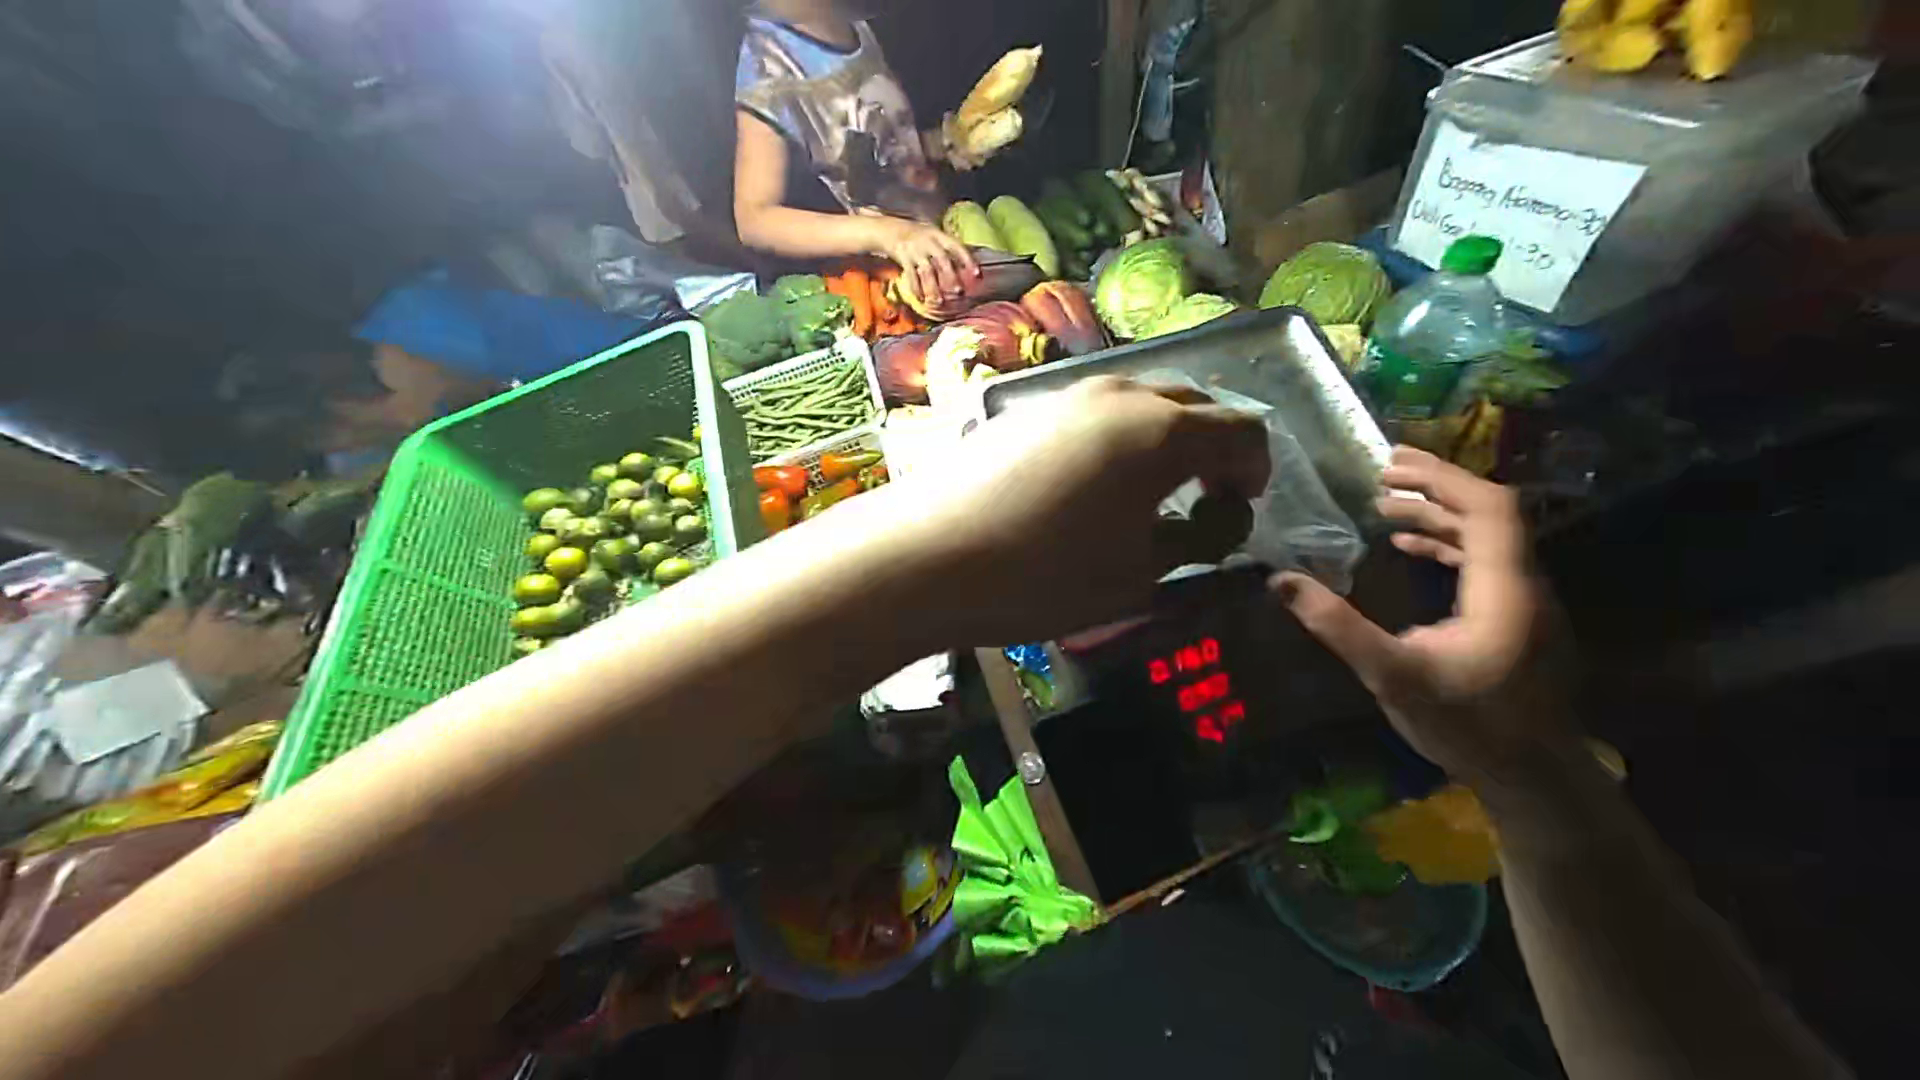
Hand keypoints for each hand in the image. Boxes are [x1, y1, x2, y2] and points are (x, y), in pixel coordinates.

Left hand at [864, 377, 1269, 644]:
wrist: (926, 557)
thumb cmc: (1043, 575)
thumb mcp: (1136, 577)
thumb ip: (1192, 545)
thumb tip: (1212, 525)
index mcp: (1162, 430)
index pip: (1242, 429)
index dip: (1255, 469)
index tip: (1240, 508)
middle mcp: (1118, 395)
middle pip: (1192, 405)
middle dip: (1212, 448)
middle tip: (1202, 499)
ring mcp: (1064, 396)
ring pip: (1138, 403)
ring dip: (1161, 440)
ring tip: (1146, 493)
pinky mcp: (1022, 411)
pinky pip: (1091, 414)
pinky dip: (1114, 439)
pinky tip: (1089, 484)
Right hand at [874, 217, 977, 305]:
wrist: (890, 229)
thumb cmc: (918, 235)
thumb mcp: (933, 235)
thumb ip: (947, 248)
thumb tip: (965, 267)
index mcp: (938, 235)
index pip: (956, 247)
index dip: (968, 260)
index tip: (977, 274)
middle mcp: (928, 241)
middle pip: (942, 260)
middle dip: (951, 277)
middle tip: (958, 292)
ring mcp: (915, 249)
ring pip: (927, 271)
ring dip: (934, 287)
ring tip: (939, 301)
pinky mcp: (903, 257)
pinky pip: (911, 275)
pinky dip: (916, 288)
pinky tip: (921, 299)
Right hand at [1271, 447, 1576, 788]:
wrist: (1531, 775)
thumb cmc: (1465, 723)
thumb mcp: (1391, 674)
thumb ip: (1337, 625)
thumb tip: (1280, 581)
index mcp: (1503, 589)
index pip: (1490, 509)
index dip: (1443, 479)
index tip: (1391, 467)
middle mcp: (1522, 585)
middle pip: (1489, 514)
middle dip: (1435, 488)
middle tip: (1381, 475)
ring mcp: (1523, 602)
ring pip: (1486, 538)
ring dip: (1438, 516)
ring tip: (1384, 508)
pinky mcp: (1514, 618)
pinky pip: (1483, 562)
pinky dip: (1445, 545)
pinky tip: (1407, 549)